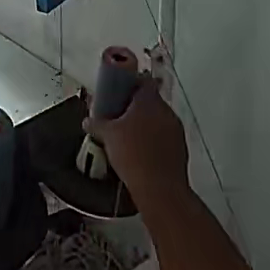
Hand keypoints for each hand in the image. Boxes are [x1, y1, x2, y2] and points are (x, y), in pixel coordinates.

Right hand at [87, 76, 190, 207]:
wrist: (159, 188)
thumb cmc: (131, 154)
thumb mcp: (107, 136)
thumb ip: (96, 124)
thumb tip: (88, 121)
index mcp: (149, 101)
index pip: (142, 81)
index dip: (129, 82)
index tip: (118, 90)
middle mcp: (166, 111)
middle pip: (151, 100)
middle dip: (136, 105)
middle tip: (119, 114)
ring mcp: (176, 130)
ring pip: (159, 118)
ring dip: (146, 122)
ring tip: (128, 134)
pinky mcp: (181, 148)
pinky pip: (165, 135)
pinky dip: (154, 138)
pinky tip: (141, 150)